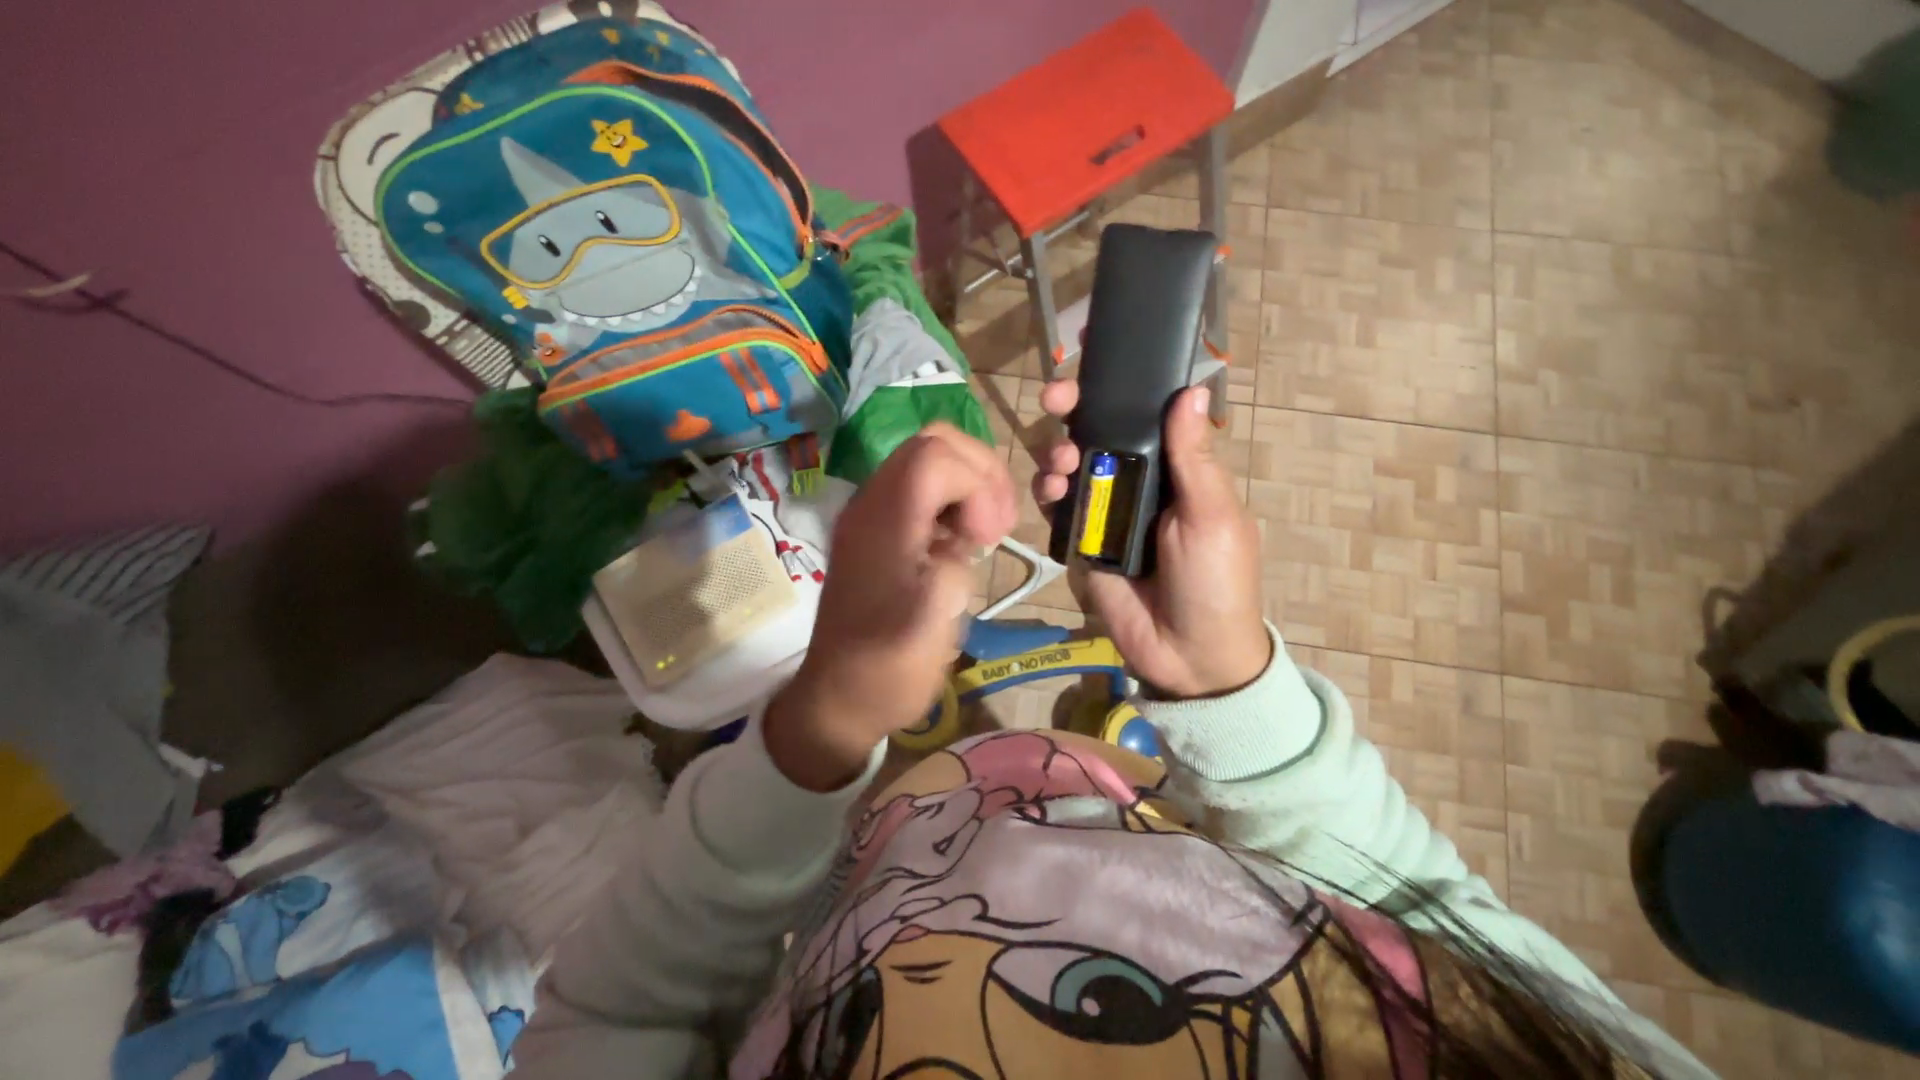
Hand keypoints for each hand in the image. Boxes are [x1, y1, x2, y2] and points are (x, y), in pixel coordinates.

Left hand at [765, 423, 1016, 790]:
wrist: (840, 700)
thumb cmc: (889, 667)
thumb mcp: (934, 619)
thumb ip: (954, 561)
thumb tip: (957, 541)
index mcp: (883, 523)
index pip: (937, 455)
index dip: (979, 483)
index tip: (990, 536)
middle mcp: (871, 506)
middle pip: (932, 443)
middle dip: (979, 472)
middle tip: (999, 524)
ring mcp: (871, 518)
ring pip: (928, 461)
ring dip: (969, 486)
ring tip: (986, 533)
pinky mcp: (877, 535)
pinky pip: (920, 491)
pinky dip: (952, 504)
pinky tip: (964, 544)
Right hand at [1033, 383, 1270, 699]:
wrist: (1189, 657)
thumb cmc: (1216, 581)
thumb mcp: (1213, 516)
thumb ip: (1194, 457)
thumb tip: (1192, 390)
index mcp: (1177, 471)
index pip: (1143, 416)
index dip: (1117, 389)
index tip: (1092, 365)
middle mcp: (1138, 483)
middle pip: (1097, 432)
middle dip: (1073, 408)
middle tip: (1055, 396)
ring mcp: (1105, 512)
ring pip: (1071, 464)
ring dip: (1058, 450)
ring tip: (1062, 462)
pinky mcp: (1079, 543)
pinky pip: (1056, 507)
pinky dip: (1047, 491)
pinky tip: (1050, 489)